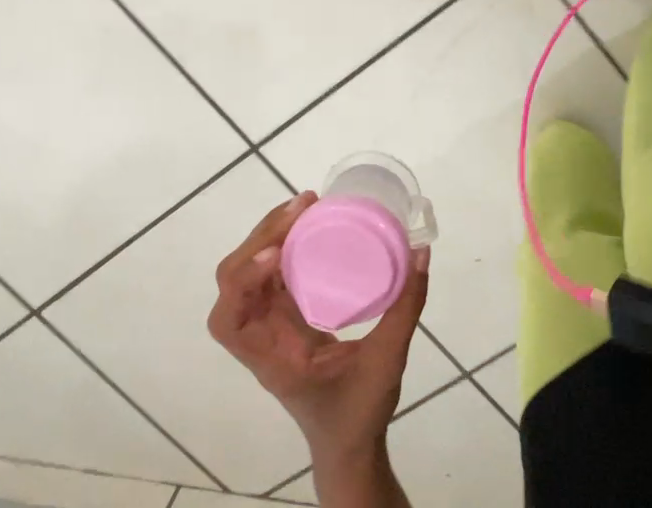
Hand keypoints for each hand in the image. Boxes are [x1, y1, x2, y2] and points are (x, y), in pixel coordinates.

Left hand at [207, 192, 430, 467]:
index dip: (244, 280)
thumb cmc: (358, 410)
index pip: (231, 318)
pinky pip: (269, 277)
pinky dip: (280, 248)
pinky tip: (306, 228)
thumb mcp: (387, 360)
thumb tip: (420, 252)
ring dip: (267, 238)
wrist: (349, 444)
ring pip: (246, 276)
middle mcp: (261, 339)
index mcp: (272, 357)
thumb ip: (405, 307)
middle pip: (232, 284)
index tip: (279, 252)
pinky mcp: (283, 319)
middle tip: (302, 207)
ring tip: (303, 207)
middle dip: (259, 240)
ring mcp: (269, 327)